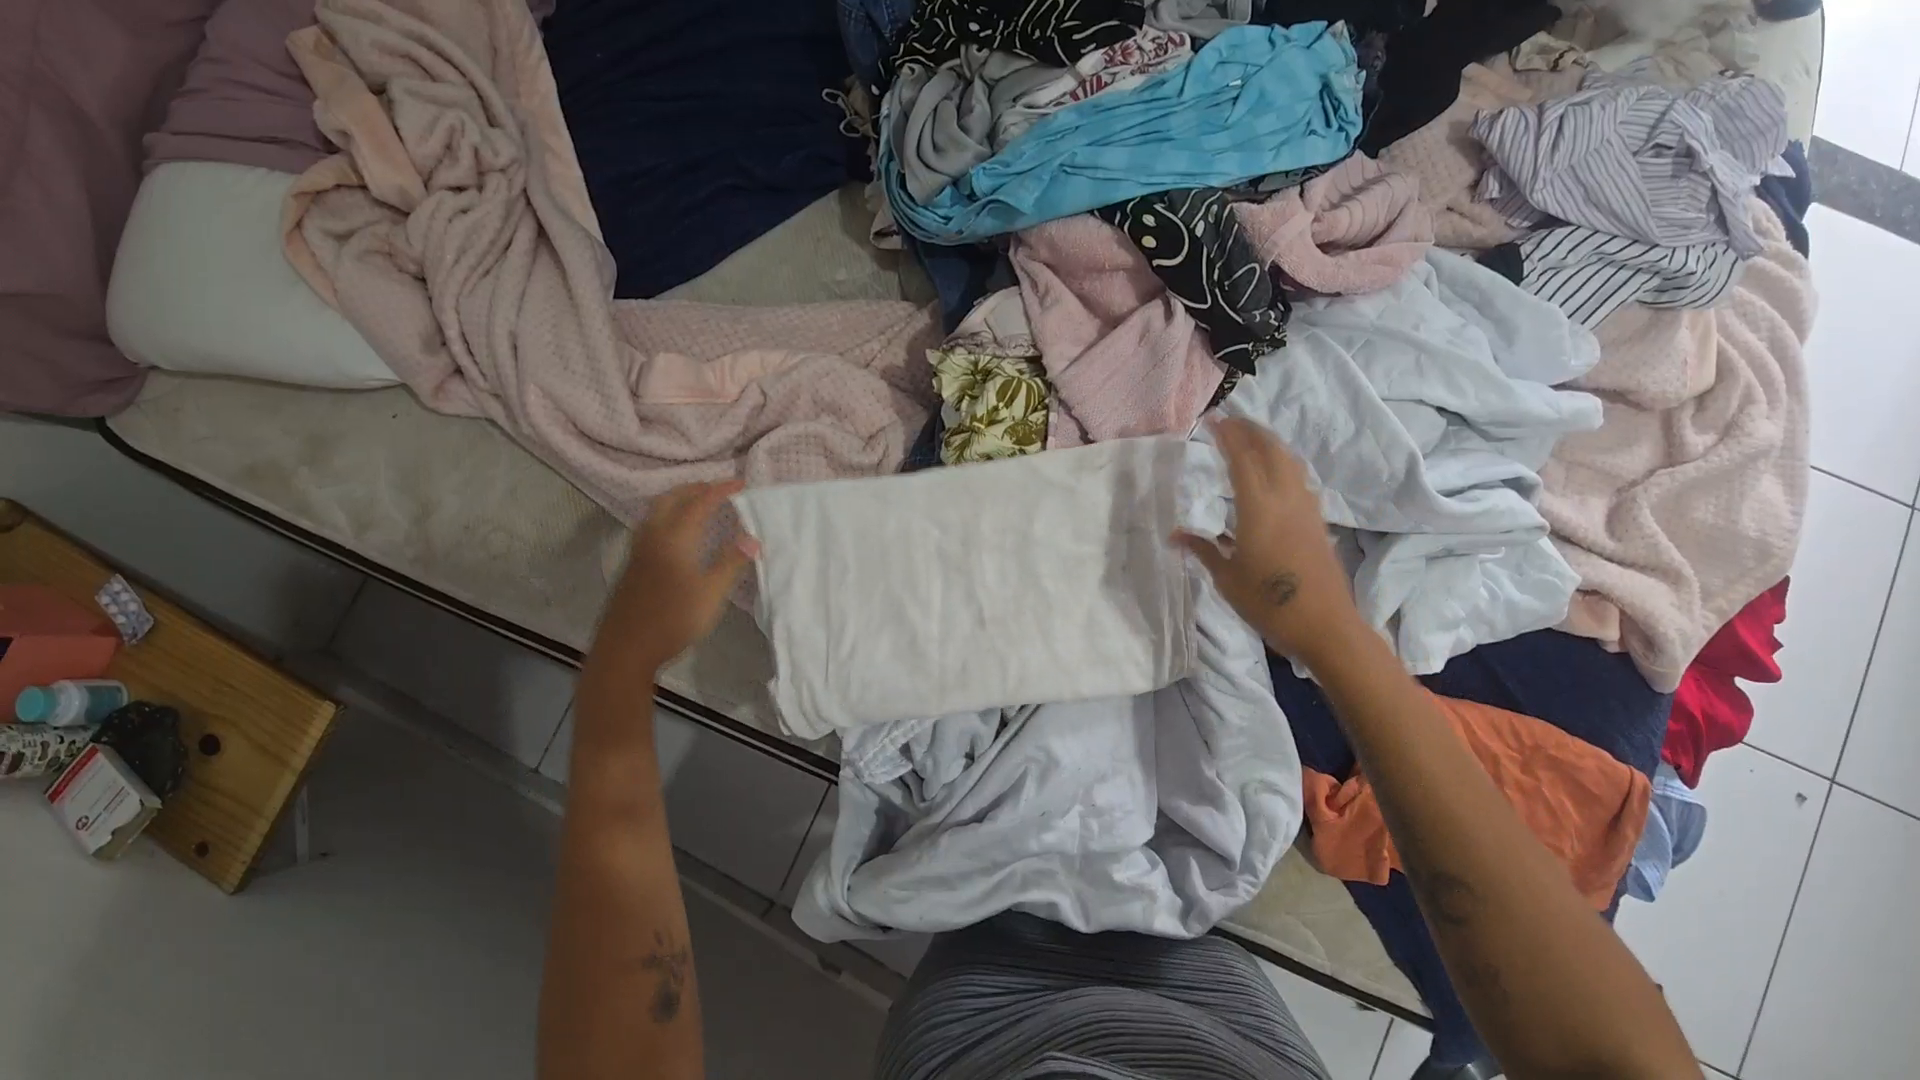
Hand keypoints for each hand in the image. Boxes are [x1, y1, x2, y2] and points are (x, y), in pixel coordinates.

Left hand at [597, 480, 759, 673]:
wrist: (626, 648)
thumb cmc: (673, 620)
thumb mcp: (711, 594)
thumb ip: (731, 562)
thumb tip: (752, 536)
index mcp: (674, 539)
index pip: (699, 503)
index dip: (721, 490)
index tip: (741, 485)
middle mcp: (653, 537)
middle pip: (671, 499)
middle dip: (695, 488)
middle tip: (719, 489)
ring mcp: (638, 551)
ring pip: (657, 511)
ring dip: (679, 500)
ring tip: (699, 504)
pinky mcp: (633, 565)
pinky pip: (651, 525)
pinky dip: (669, 515)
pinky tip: (678, 534)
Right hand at [1177, 417, 1363, 664]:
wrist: (1324, 625)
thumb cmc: (1268, 603)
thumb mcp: (1226, 578)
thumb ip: (1203, 550)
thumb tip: (1175, 535)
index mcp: (1258, 508)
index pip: (1242, 459)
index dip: (1227, 435)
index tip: (1213, 420)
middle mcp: (1286, 499)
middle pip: (1271, 450)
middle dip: (1251, 431)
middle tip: (1231, 422)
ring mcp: (1306, 508)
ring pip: (1290, 462)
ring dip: (1270, 444)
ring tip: (1252, 439)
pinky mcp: (1317, 521)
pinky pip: (1299, 479)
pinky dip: (1283, 464)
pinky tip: (1274, 475)